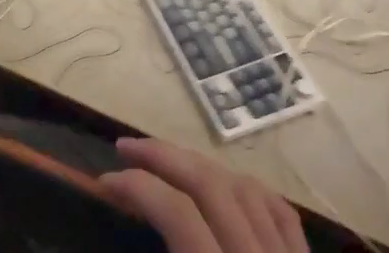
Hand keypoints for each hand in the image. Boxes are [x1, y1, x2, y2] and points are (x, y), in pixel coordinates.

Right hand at [101, 138, 308, 252]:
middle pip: (210, 186)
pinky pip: (281, 211)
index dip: (137, 187)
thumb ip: (166, 251)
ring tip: (168, 160)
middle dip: (163, 157)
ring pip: (245, 188)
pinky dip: (249, 188)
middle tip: (126, 146)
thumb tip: (132, 209)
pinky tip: (226, 183)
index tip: (107, 180)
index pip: (176, 214)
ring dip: (201, 165)